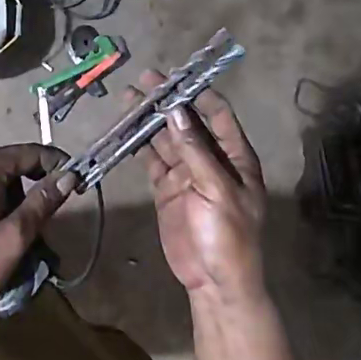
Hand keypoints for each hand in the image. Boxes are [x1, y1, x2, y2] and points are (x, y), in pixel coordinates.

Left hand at [0, 143, 75, 314]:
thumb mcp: (15, 235)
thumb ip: (44, 201)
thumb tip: (69, 175)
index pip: (32, 152)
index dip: (58, 165)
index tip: (78, 184)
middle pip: (18, 163)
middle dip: (40, 184)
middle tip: (54, 212)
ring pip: (4, 179)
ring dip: (22, 198)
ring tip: (29, 230)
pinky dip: (5, 203)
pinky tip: (7, 231)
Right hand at [133, 72, 267, 308]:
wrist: (215, 283)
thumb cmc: (229, 235)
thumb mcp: (217, 190)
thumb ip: (195, 150)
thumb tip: (175, 111)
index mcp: (234, 156)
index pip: (218, 114)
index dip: (199, 94)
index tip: (176, 77)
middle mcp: (211, 159)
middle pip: (187, 122)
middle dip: (167, 101)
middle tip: (144, 79)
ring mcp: (188, 174)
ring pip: (166, 139)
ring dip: (149, 120)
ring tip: (129, 98)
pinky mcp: (168, 190)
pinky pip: (153, 162)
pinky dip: (140, 146)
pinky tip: (126, 130)